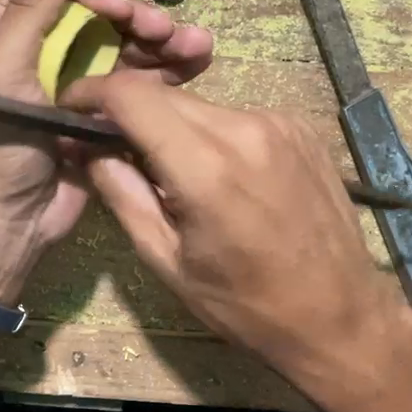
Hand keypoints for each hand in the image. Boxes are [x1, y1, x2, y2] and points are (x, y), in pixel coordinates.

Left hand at [0, 0, 213, 301]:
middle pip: (99, 18)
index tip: (121, 11)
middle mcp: (44, 51)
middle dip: (138, 21)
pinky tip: (197, 65)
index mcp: (9, 34)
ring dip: (162, 43)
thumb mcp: (5, 71)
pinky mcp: (103, 113)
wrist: (15, 223)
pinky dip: (166, 72)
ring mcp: (76, 83)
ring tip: (198, 48)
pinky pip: (138, 81)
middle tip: (168, 33)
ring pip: (124, 46)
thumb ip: (30, 8)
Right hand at [57, 75, 411, 411]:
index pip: (130, 96)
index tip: (70, 109)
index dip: (90, 93)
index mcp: (204, 166)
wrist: (341, 317)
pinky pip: (233, 115)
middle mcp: (242, 129)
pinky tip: (222, 174)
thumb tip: (84, 144)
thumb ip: (119, 191)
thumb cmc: (244, 303)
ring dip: (171, 125)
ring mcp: (277, 122)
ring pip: (197, 104)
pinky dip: (211, 134)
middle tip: (111, 145)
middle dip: (127, 113)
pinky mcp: (298, 125)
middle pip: (162, 96)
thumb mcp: (164, 259)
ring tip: (173, 172)